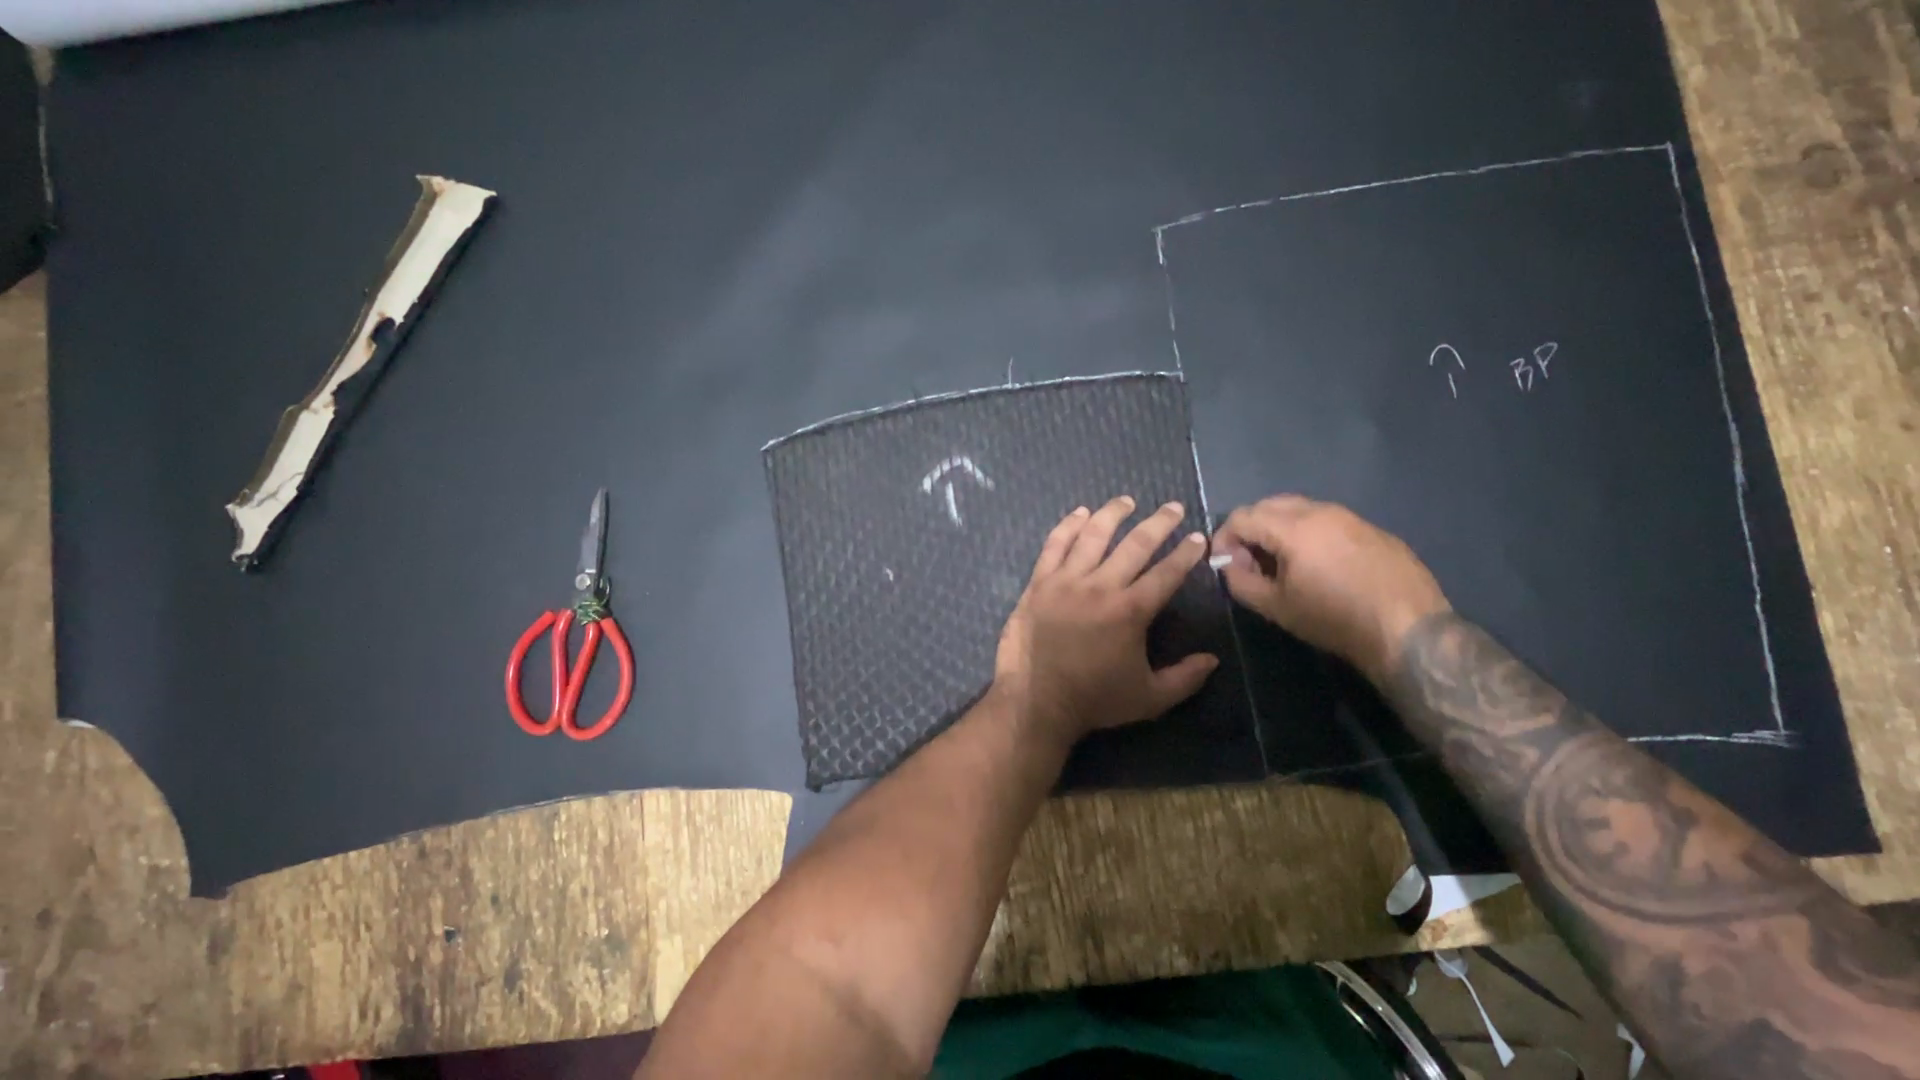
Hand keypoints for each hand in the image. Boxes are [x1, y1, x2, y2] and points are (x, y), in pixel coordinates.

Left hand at [993, 496, 1219, 746]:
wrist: (1035, 702)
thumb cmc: (1094, 701)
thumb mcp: (1149, 698)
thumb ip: (1184, 678)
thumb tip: (1213, 660)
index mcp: (1131, 610)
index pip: (1167, 573)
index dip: (1186, 553)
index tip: (1198, 537)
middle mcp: (1101, 586)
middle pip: (1135, 544)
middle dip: (1159, 523)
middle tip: (1173, 507)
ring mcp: (1066, 581)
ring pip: (1093, 535)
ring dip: (1113, 514)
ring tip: (1126, 500)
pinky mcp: (1039, 584)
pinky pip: (1055, 545)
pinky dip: (1068, 526)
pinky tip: (1080, 514)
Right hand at [1212, 495, 1449, 679]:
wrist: (1408, 630)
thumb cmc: (1335, 620)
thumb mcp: (1277, 607)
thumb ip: (1241, 582)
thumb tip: (1229, 566)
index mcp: (1293, 527)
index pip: (1242, 516)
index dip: (1224, 539)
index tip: (1224, 565)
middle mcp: (1321, 511)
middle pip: (1270, 505)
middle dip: (1251, 529)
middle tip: (1250, 562)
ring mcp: (1351, 517)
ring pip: (1301, 510)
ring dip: (1281, 530)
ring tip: (1283, 565)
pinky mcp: (1373, 530)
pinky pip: (1329, 522)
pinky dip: (1311, 536)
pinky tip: (1320, 568)